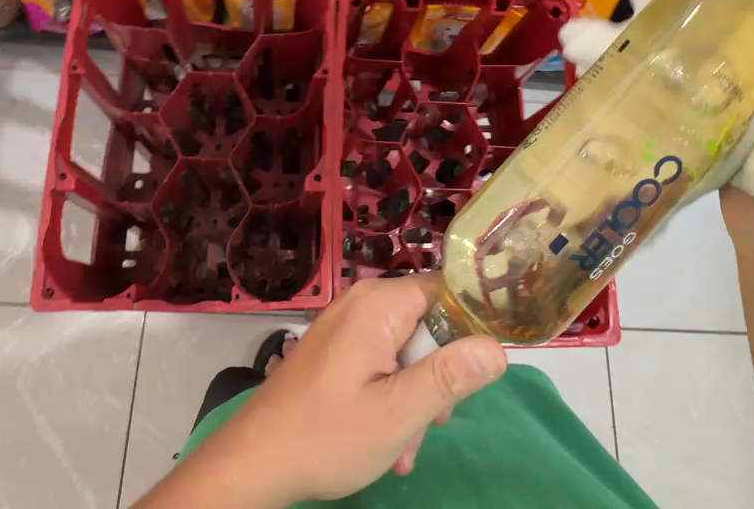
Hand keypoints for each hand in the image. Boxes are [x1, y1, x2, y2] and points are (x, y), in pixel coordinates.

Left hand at [143, 274, 507, 508]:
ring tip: (403, 445)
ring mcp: (346, 326)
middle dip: (436, 377)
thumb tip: (498, 347)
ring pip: (405, 350)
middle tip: (432, 422)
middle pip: (427, 325)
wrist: (254, 462)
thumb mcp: (399, 412)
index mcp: (379, 304)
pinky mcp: (335, 349)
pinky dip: (389, 397)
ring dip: (414, 396)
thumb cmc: (327, 434)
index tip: (481, 369)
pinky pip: (380, 361)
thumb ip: (450, 377)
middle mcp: (362, 302)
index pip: (446, 291)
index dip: (470, 326)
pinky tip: (386, 441)